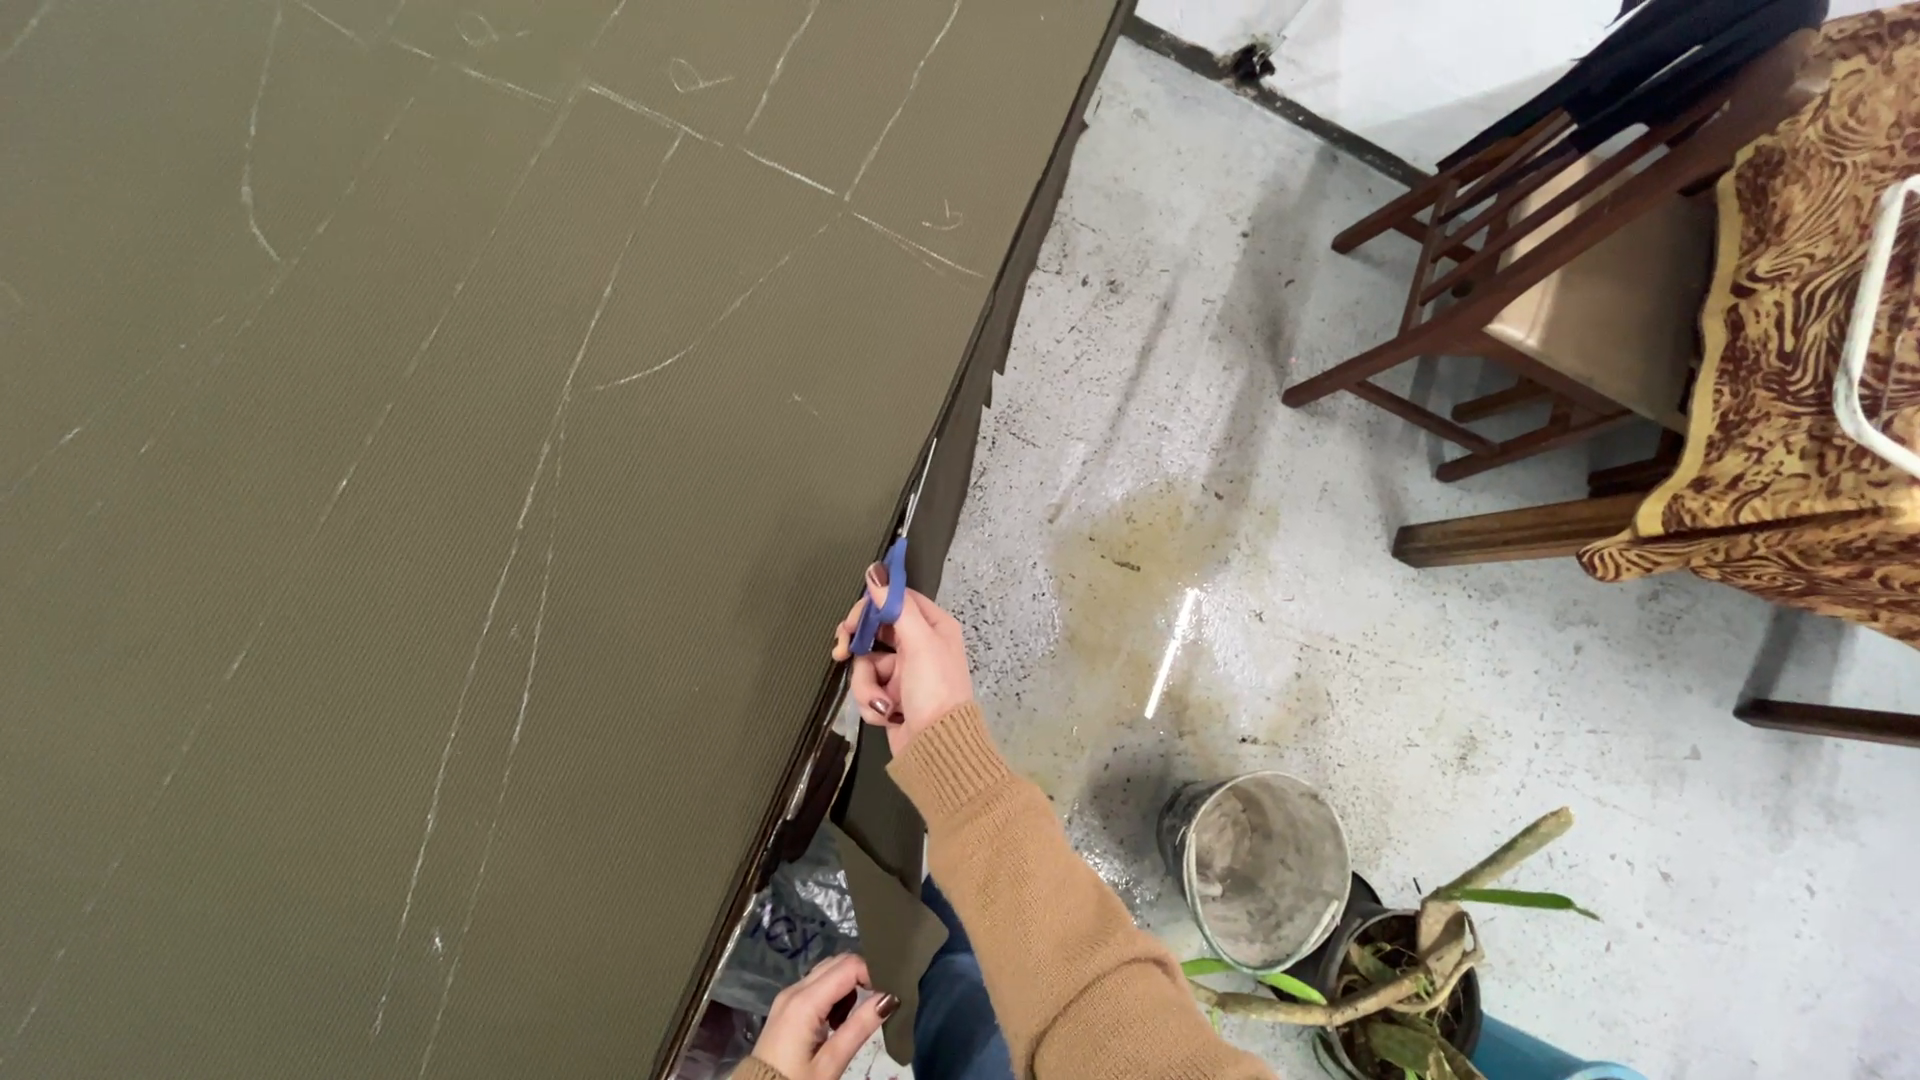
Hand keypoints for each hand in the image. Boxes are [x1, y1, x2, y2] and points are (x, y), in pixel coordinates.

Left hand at [747, 953, 895, 1079]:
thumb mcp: (831, 1063)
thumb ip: (860, 1027)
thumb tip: (890, 997)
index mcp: (805, 1001)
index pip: (848, 965)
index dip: (872, 973)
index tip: (886, 996)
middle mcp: (795, 989)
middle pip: (837, 961)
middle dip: (860, 975)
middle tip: (875, 1004)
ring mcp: (787, 995)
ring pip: (826, 970)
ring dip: (846, 984)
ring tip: (853, 1018)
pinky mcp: (785, 1004)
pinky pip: (815, 983)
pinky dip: (832, 991)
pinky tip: (836, 1020)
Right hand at [831, 570, 974, 753]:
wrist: (938, 749)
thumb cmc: (935, 690)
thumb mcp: (919, 643)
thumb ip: (895, 606)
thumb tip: (876, 570)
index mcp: (934, 627)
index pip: (896, 601)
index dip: (872, 607)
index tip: (852, 620)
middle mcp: (920, 645)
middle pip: (875, 631)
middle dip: (858, 647)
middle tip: (842, 652)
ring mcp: (904, 672)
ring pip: (866, 663)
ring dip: (867, 684)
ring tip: (882, 702)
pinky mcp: (891, 696)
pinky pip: (868, 688)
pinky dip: (872, 702)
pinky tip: (887, 715)